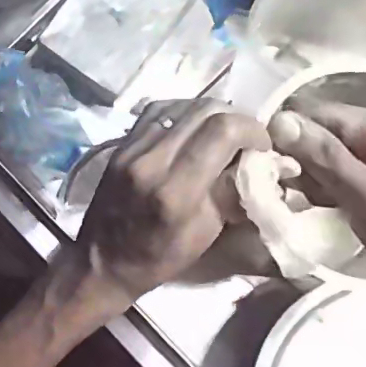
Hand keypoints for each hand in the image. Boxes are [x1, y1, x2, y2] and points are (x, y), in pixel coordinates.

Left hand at [70, 99, 269, 309]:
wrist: (103, 261)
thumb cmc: (160, 257)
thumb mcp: (206, 232)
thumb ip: (231, 191)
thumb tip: (258, 161)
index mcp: (177, 190)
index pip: (223, 131)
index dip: (252, 129)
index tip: (262, 145)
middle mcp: (152, 160)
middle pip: (205, 110)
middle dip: (235, 118)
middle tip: (246, 137)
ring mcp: (132, 148)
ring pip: (182, 105)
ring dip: (210, 113)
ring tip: (221, 132)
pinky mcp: (121, 144)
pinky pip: (158, 111)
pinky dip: (183, 113)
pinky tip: (192, 128)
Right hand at [269, 102, 365, 307]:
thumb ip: (327, 157)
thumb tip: (282, 120)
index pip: (321, 113)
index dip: (288, 133)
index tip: (260, 163)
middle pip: (327, 134)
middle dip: (297, 157)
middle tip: (273, 190)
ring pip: (333, 158)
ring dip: (308, 178)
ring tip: (286, 203)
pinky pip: (346, 177)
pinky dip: (326, 191)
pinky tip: (310, 210)